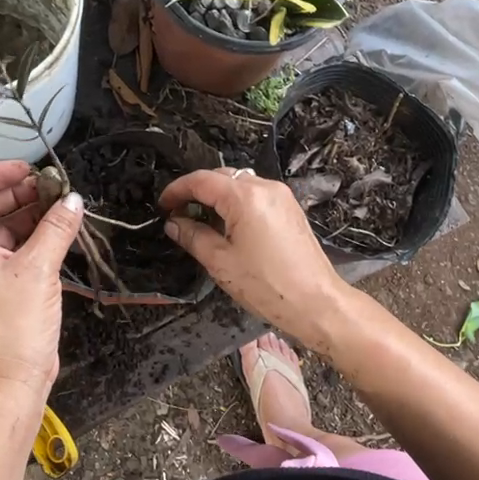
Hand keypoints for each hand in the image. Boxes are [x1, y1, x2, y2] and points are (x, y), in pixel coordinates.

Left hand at [0, 161, 82, 408]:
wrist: (11, 384)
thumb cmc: (14, 326)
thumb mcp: (38, 270)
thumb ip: (56, 229)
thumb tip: (74, 199)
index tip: (29, 168)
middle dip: (19, 192)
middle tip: (54, 185)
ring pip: (5, 228)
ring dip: (31, 213)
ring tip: (63, 204)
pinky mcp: (3, 288)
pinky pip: (16, 250)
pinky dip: (36, 236)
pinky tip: (62, 229)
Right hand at [159, 168, 348, 346]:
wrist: (317, 302)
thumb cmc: (267, 285)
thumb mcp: (221, 262)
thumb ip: (193, 237)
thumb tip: (174, 223)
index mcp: (245, 197)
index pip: (201, 180)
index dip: (177, 190)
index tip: (162, 206)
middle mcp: (265, 187)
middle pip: (221, 177)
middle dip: (196, 191)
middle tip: (178, 214)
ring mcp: (281, 196)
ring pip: (239, 184)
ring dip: (217, 196)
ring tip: (200, 221)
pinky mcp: (290, 208)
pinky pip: (256, 194)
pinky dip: (236, 202)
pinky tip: (228, 226)